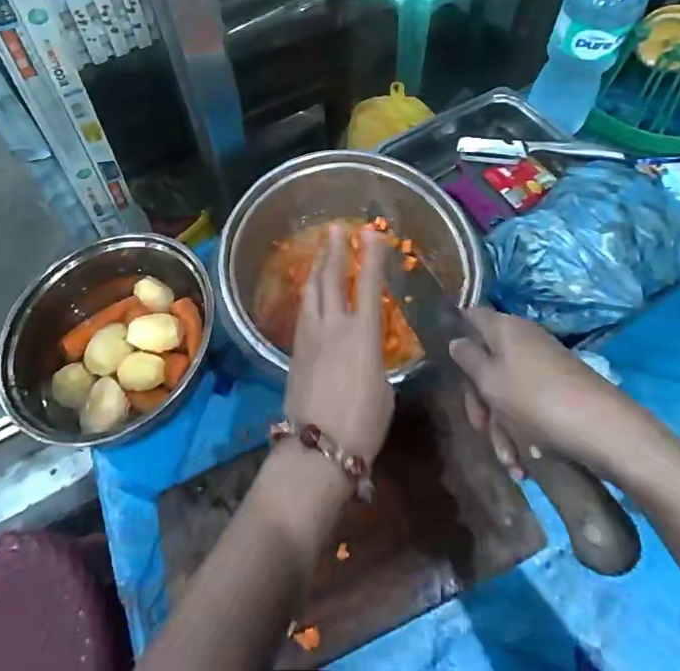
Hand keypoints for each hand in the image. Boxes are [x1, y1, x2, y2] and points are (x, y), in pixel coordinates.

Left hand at [283, 225, 394, 463]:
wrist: (317, 448)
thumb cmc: (363, 423)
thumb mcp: (384, 387)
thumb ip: (375, 358)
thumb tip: (366, 350)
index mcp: (363, 333)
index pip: (369, 284)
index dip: (372, 256)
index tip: (372, 232)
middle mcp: (333, 325)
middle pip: (332, 278)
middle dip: (335, 251)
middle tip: (336, 230)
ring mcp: (310, 335)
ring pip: (311, 291)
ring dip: (318, 268)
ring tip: (322, 253)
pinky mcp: (295, 349)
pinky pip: (303, 310)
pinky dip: (309, 293)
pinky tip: (310, 292)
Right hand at [449, 305, 673, 483]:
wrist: (606, 431)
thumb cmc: (536, 400)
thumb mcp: (490, 381)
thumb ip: (468, 358)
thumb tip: (458, 341)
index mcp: (504, 328)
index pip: (472, 315)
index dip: (458, 332)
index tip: (450, 362)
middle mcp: (524, 340)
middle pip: (487, 363)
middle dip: (481, 401)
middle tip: (480, 429)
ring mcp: (545, 366)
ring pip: (508, 392)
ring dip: (503, 428)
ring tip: (512, 464)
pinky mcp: (561, 391)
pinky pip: (530, 407)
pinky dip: (525, 433)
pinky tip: (527, 463)